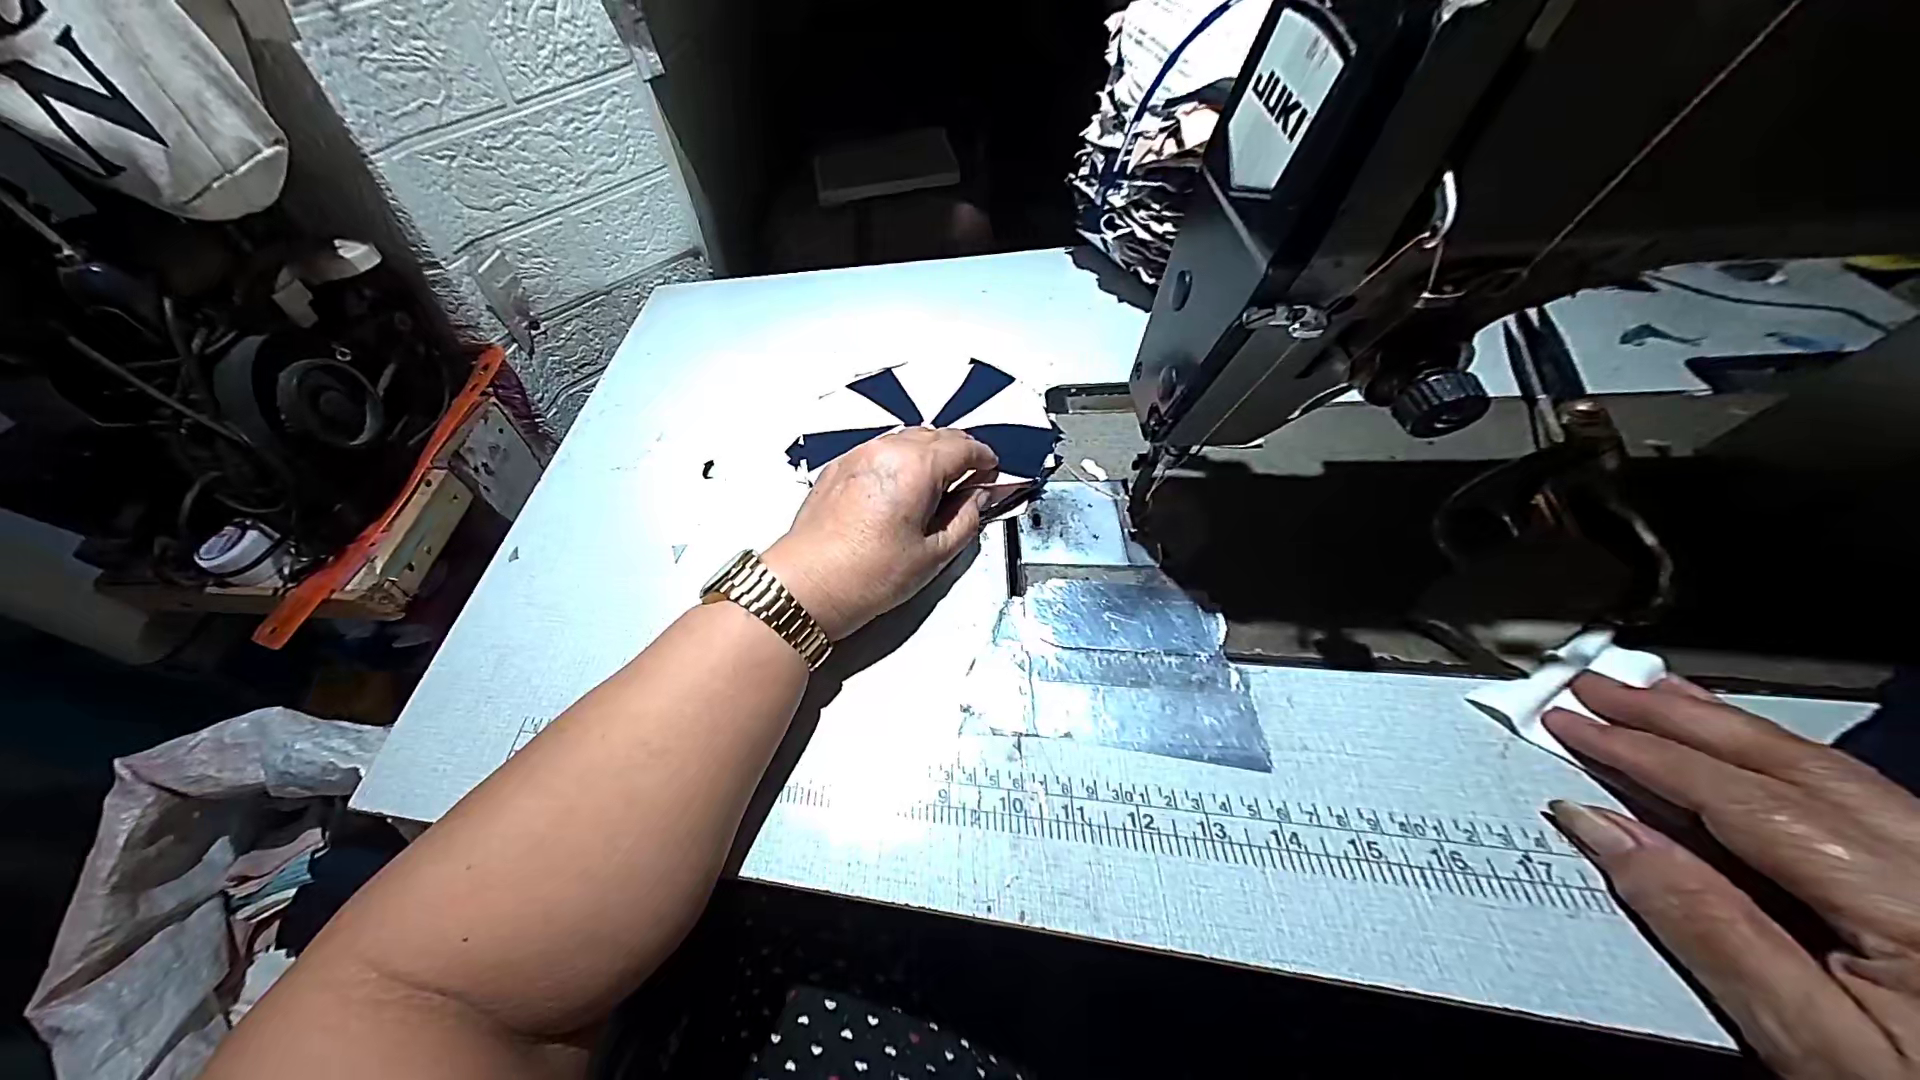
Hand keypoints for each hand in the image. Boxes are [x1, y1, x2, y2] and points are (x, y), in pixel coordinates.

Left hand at [762, 428, 997, 640]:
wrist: (807, 585)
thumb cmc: (863, 575)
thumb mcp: (933, 553)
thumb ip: (966, 518)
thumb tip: (978, 497)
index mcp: (915, 467)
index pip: (965, 446)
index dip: (985, 460)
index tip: (991, 474)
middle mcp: (885, 450)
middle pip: (937, 436)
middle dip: (959, 454)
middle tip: (970, 483)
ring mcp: (858, 455)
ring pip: (908, 440)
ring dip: (930, 455)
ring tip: (937, 490)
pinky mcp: (840, 467)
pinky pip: (882, 451)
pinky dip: (901, 462)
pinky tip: (903, 491)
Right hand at [1544, 675, 1919, 1078]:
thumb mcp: (1814, 1047)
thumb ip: (1706, 928)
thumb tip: (1601, 829)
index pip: (1745, 801)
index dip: (1643, 753)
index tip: (1572, 726)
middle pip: (1794, 768)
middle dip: (1678, 719)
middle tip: (1597, 689)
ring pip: (1832, 772)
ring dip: (1724, 727)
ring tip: (1652, 695)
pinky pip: (1862, 796)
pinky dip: (1777, 757)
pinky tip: (1734, 744)